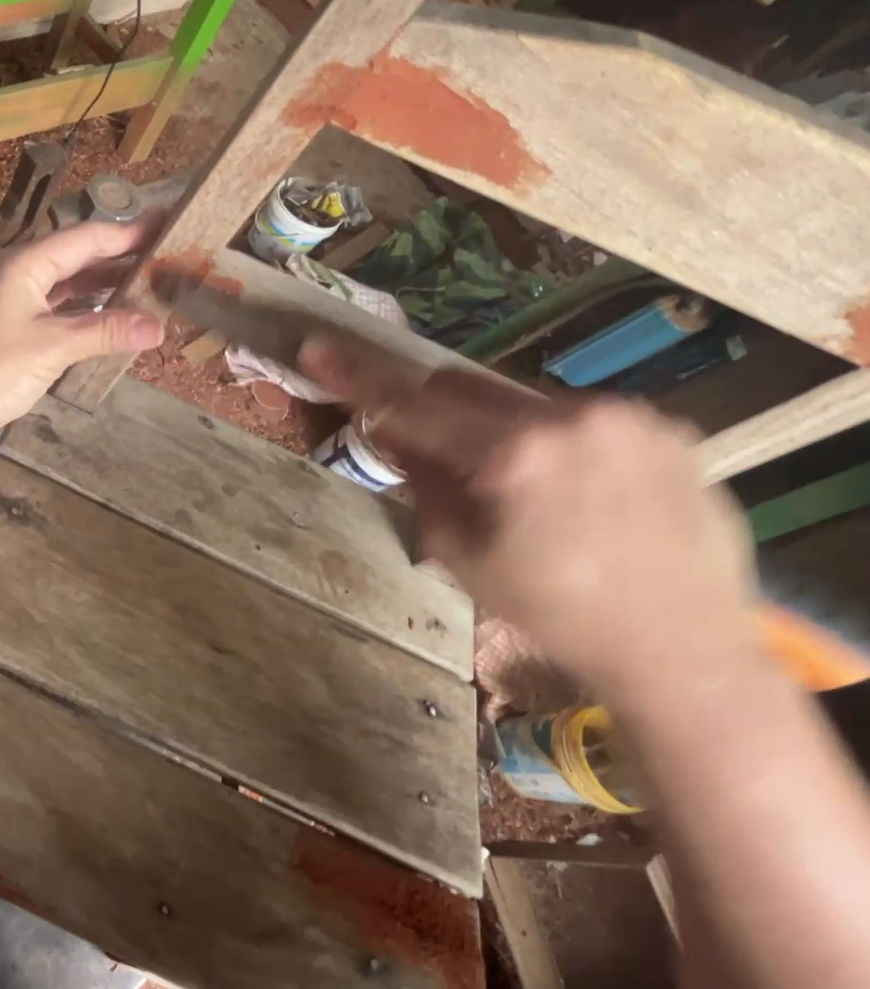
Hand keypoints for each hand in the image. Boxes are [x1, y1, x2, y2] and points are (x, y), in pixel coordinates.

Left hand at [0, 221, 165, 442]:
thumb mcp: (55, 346)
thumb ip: (107, 331)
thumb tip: (159, 327)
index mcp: (24, 264)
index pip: (85, 238)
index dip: (128, 233)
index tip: (169, 224)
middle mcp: (19, 274)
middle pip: (78, 257)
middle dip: (121, 257)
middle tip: (169, 254)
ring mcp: (15, 301)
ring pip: (70, 284)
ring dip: (107, 285)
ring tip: (152, 283)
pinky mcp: (16, 327)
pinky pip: (60, 308)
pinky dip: (89, 310)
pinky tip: (116, 315)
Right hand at [299, 337, 758, 694]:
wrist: (682, 649)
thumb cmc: (555, 611)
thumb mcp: (460, 553)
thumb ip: (422, 482)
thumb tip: (395, 434)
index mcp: (514, 453)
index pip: (413, 402)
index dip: (357, 376)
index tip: (316, 350)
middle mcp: (572, 416)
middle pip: (462, 384)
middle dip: (425, 409)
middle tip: (415, 450)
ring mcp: (627, 418)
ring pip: (518, 399)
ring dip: (490, 427)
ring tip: (509, 488)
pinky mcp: (666, 430)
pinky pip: (576, 416)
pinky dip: (547, 438)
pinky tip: (567, 491)